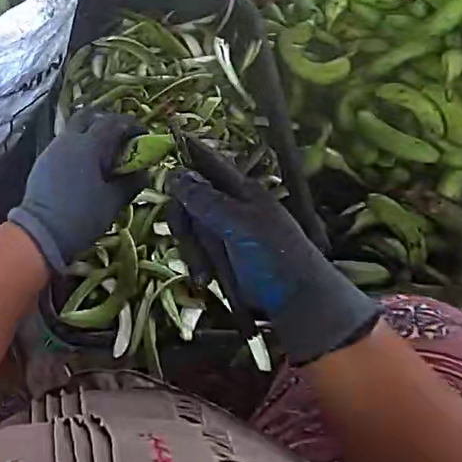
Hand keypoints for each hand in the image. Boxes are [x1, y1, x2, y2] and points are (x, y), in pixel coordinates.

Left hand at [8, 111, 144, 271]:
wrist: (40, 233)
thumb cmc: (81, 216)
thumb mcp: (113, 202)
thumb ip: (131, 183)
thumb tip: (146, 172)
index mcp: (88, 146)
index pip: (112, 123)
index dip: (129, 124)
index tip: (142, 132)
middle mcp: (68, 140)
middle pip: (88, 117)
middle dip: (106, 120)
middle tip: (121, 134)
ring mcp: (52, 149)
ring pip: (74, 129)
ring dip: (91, 133)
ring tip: (104, 151)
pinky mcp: (43, 161)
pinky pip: (64, 143)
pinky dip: (78, 145)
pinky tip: (85, 163)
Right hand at [166, 138, 379, 363]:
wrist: (296, 301)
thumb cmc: (275, 256)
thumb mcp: (239, 224)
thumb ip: (206, 201)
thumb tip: (175, 173)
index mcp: (240, 190)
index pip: (207, 165)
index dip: (186, 160)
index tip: (166, 166)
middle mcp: (228, 207)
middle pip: (189, 201)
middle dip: (185, 223)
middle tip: (186, 238)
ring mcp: (223, 233)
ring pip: (189, 229)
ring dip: (192, 250)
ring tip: (205, 273)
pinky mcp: (219, 257)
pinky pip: (195, 251)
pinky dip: (196, 264)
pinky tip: (206, 279)